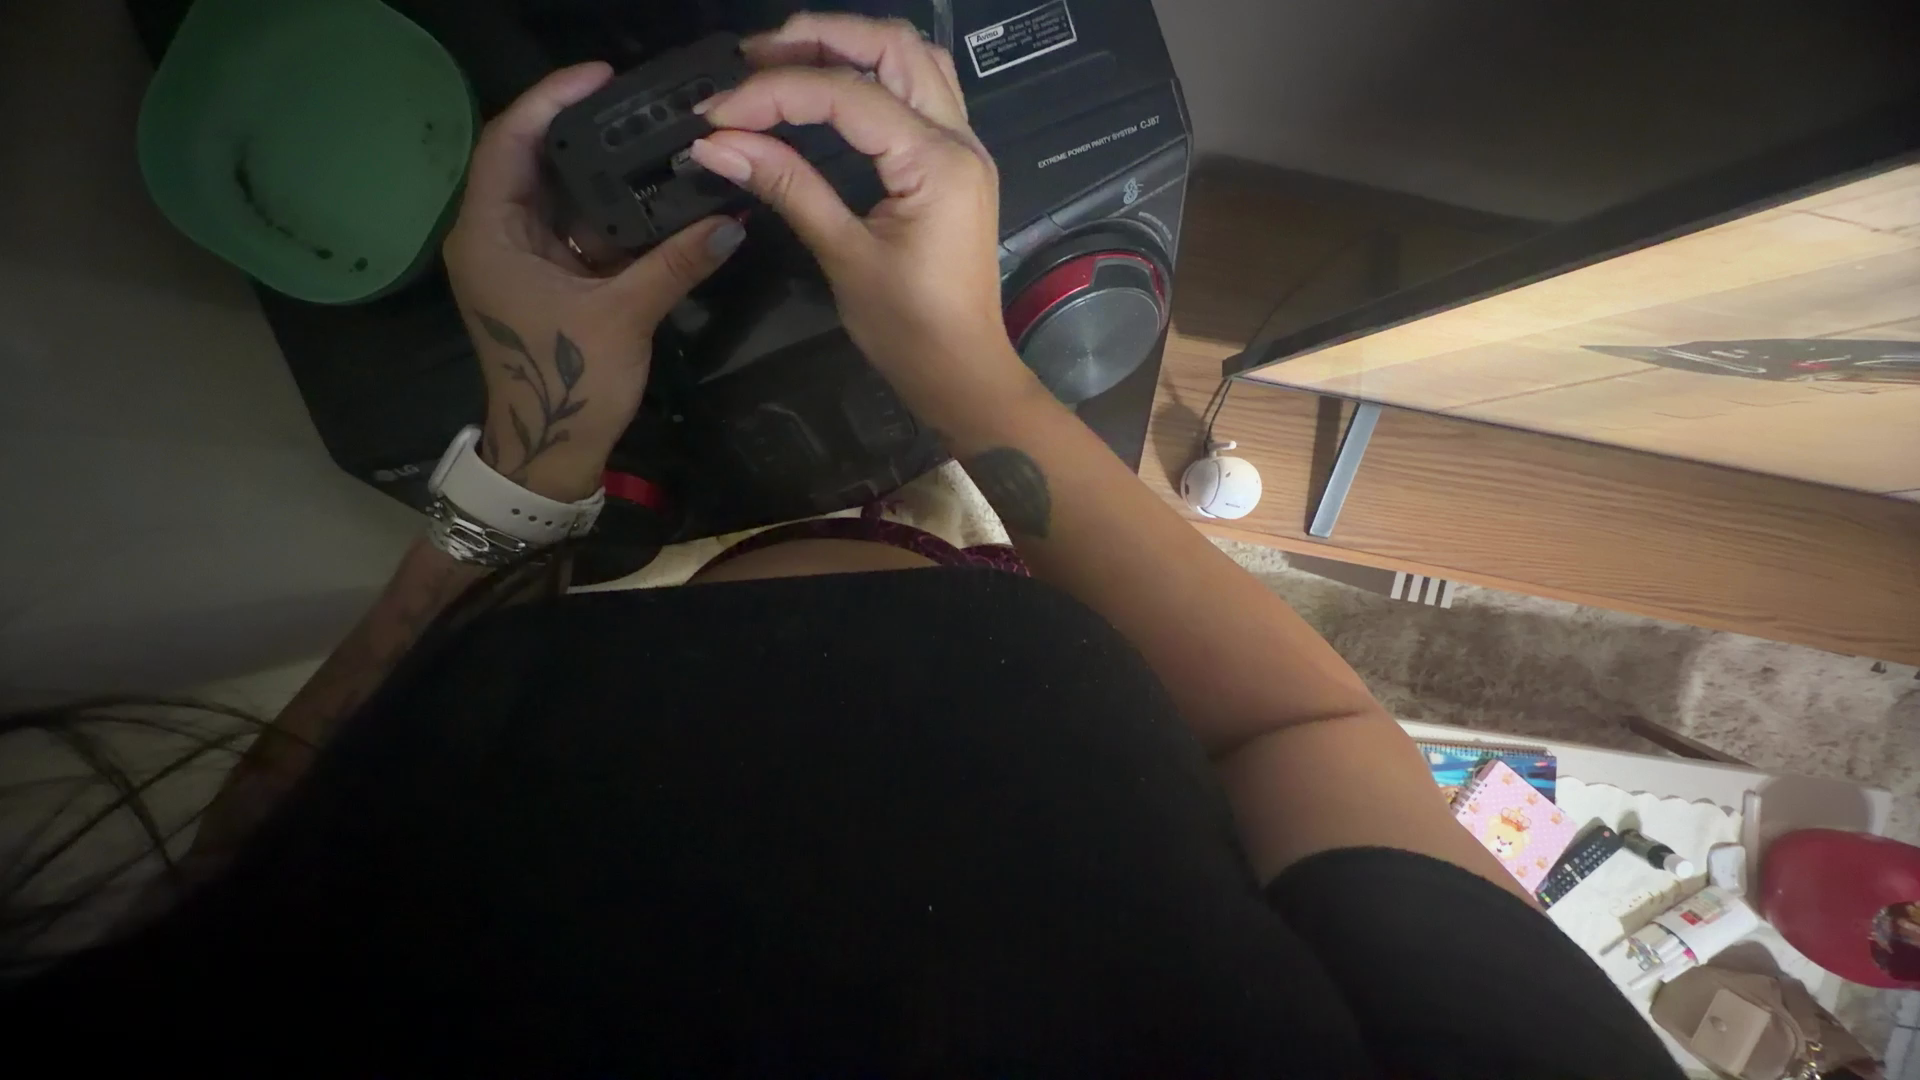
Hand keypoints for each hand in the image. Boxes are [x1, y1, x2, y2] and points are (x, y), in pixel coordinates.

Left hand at [444, 63, 747, 500]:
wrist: (554, 450)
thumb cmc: (570, 381)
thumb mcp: (625, 315)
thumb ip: (676, 263)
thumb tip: (732, 221)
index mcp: (489, 232)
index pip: (509, 140)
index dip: (552, 100)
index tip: (603, 77)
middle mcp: (495, 235)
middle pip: (533, 164)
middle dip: (584, 136)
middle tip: (640, 111)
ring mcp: (521, 261)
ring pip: (558, 202)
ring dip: (601, 180)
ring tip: (652, 150)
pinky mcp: (546, 283)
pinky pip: (576, 236)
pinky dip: (609, 221)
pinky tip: (649, 206)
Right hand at [689, 15, 1036, 412]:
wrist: (962, 374)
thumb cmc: (909, 331)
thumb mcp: (845, 258)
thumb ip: (789, 188)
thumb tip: (717, 144)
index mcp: (937, 163)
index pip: (848, 95)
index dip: (775, 93)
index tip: (717, 112)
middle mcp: (961, 140)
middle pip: (893, 47)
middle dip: (819, 38)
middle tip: (754, 59)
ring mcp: (966, 151)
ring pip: (915, 61)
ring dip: (853, 47)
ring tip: (789, 62)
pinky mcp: (959, 169)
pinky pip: (925, 95)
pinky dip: (880, 77)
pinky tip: (839, 89)